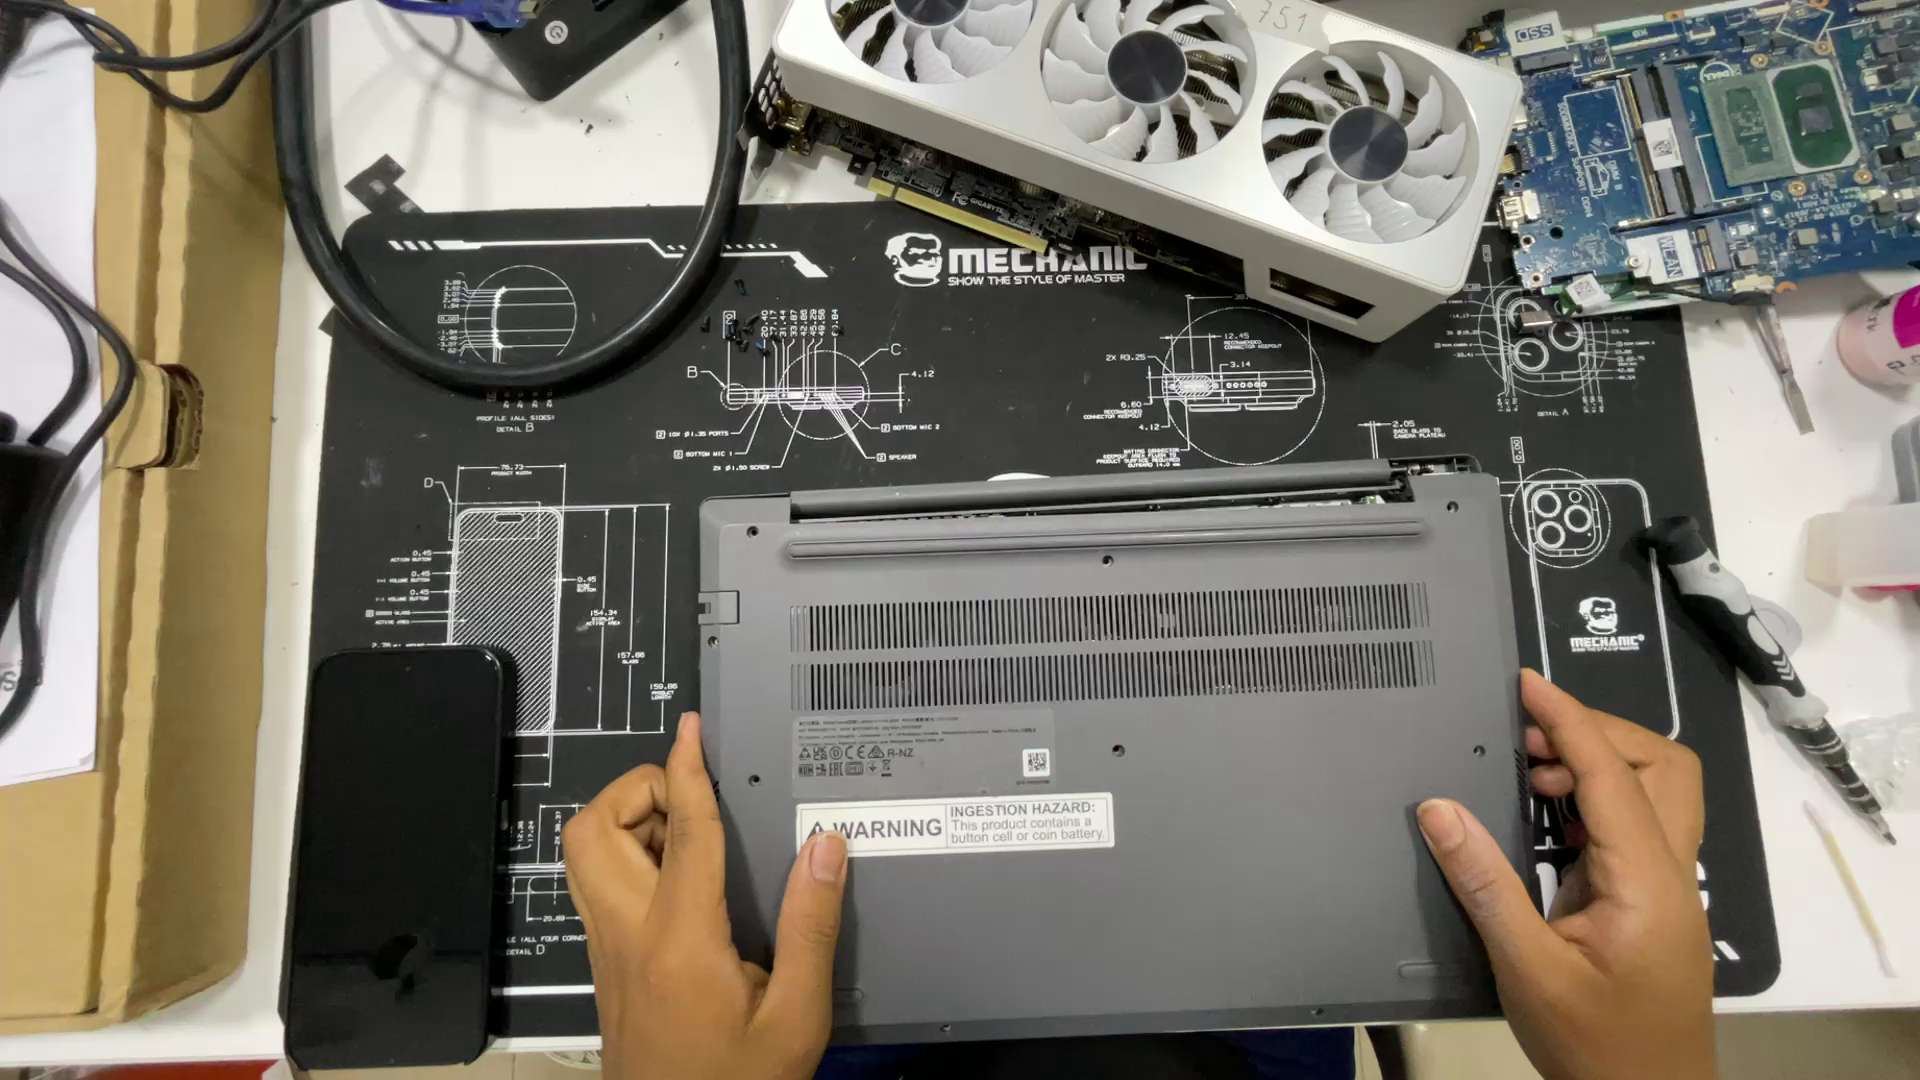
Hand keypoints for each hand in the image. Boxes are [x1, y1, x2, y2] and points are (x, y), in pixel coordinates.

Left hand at [563, 712, 849, 1079]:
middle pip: (593, 831)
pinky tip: (683, 871)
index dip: (687, 769)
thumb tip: (824, 844)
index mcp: (680, 940)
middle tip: (692, 793)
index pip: (683, 831)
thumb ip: (812, 925)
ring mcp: (609, 953)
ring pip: (584, 856)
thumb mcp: (797, 1015)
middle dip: (636, 789)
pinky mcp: (607, 968)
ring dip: (629, 820)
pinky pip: (600, 884)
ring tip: (691, 827)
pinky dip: (631, 852)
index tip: (691, 729)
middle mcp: (629, 937)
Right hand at [1417, 670, 1714, 1079]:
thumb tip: (1436, 807)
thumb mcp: (1527, 966)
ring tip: (1526, 772)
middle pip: (1663, 771)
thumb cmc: (1593, 1044)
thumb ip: (1484, 882)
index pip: (1614, 777)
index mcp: (1647, 885)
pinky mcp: (1647, 900)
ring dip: (1593, 763)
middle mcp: (1669, 877)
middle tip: (1525, 736)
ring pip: (1655, 793)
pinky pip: (1629, 821)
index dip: (1571, 722)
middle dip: (1598, 734)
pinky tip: (1541, 811)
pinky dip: (1587, 796)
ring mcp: (1664, 889)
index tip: (1527, 685)